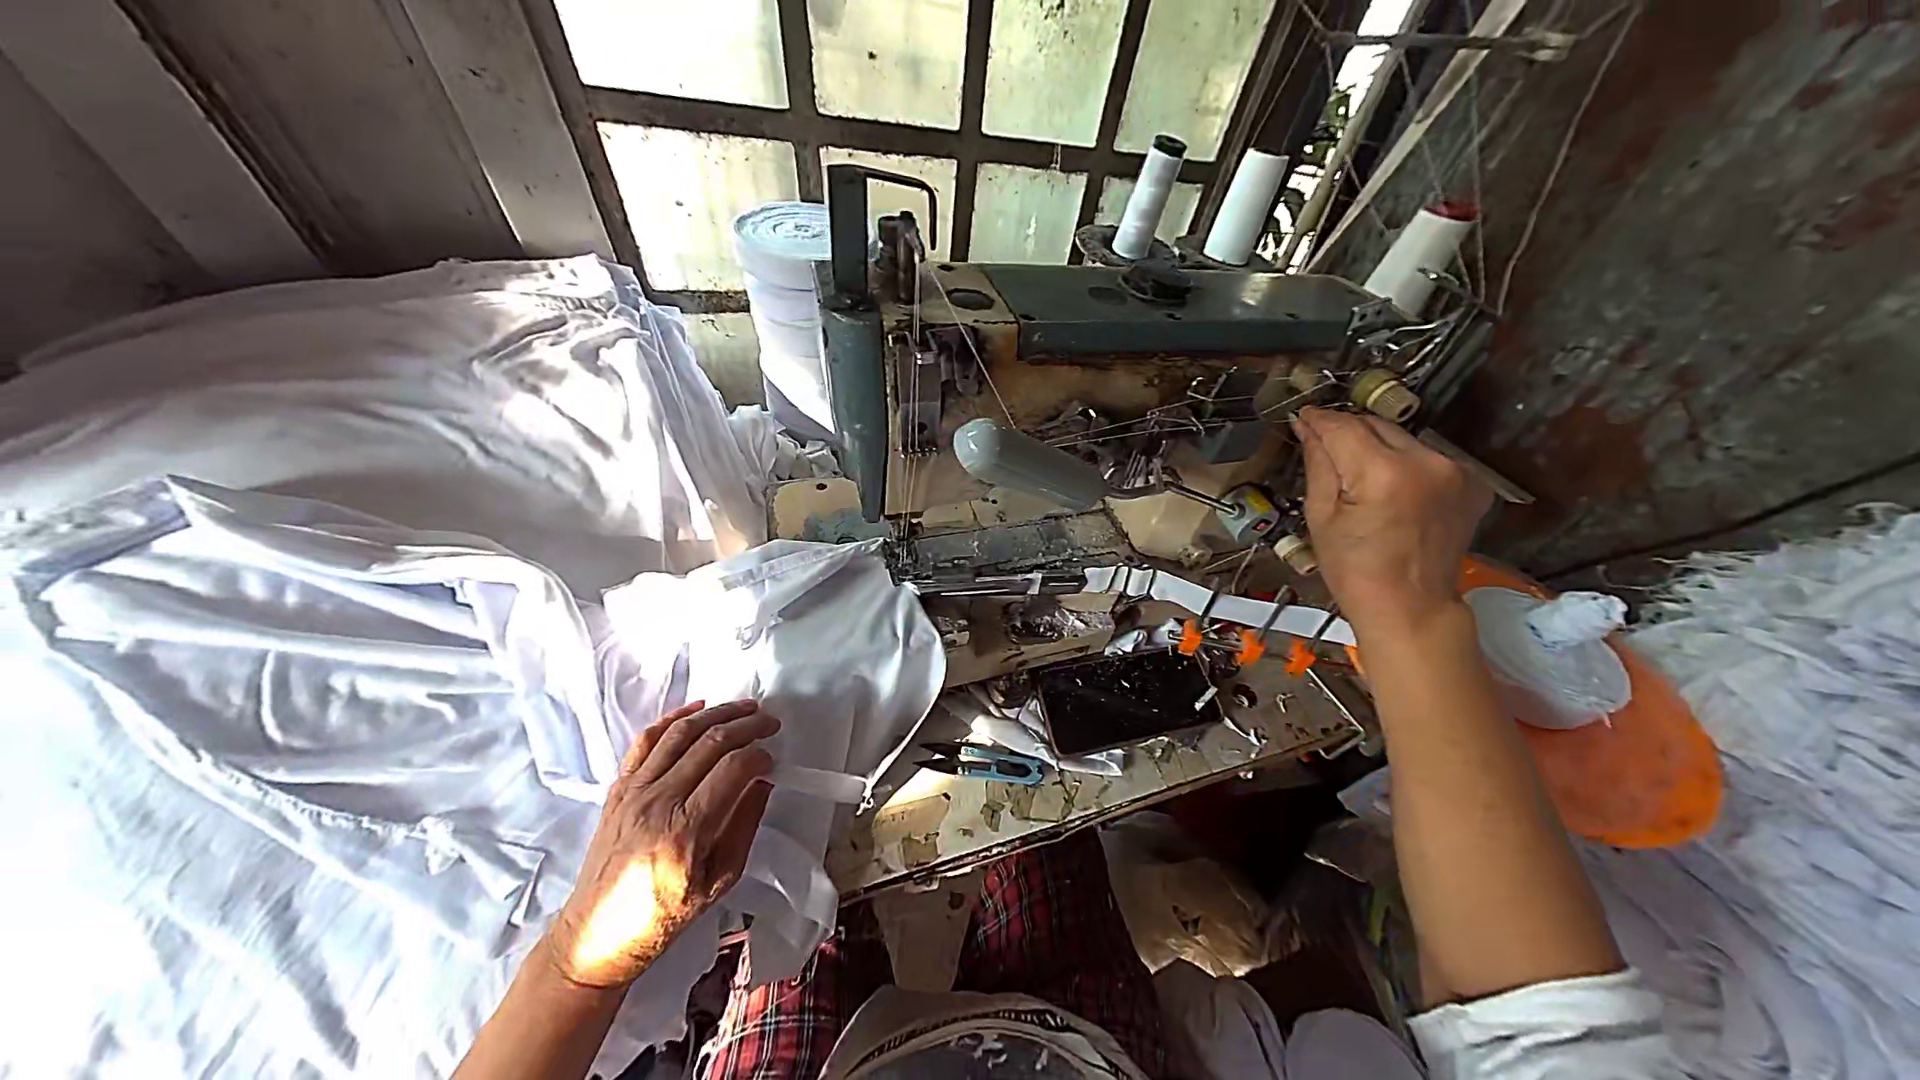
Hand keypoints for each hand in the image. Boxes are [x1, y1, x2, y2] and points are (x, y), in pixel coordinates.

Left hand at [544, 700, 778, 988]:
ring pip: (680, 732)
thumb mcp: (720, 882)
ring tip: (743, 707)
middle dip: (747, 725)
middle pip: (710, 742)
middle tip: (769, 722)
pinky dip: (673, 718)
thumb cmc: (663, 917)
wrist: (596, 936)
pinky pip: (646, 740)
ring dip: (717, 713)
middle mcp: (658, 802)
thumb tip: (762, 782)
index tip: (772, 758)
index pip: (733, 769)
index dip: (759, 755)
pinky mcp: (618, 789)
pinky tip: (697, 708)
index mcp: (686, 831)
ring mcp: (634, 791)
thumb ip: (744, 826)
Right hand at [1294, 407, 1492, 638]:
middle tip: (1322, 446)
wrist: (1410, 606)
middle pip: (1376, 425)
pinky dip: (1404, 463)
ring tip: (1356, 475)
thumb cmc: (1357, 571)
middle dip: (1347, 432)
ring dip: (1376, 446)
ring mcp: (1455, 472)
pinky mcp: (1470, 483)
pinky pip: (1427, 456)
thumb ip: (1318, 463)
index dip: (1319, 420)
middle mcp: (1427, 463)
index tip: (1303, 417)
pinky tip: (1389, 488)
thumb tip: (1309, 428)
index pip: (1344, 427)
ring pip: (1402, 438)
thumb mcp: (1321, 516)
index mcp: (1384, 473)